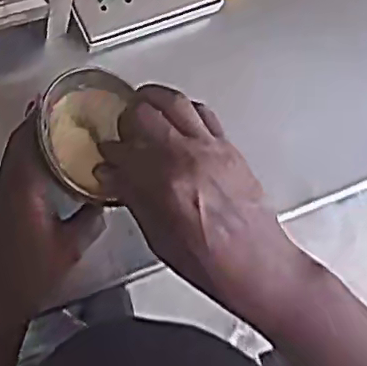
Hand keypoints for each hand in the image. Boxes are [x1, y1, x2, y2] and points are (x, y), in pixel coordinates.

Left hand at [0, 114, 105, 316]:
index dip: (39, 118)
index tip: (53, 99)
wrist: (4, 293)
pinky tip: (45, 151)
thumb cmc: (33, 270)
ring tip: (53, 120)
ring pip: (16, 149)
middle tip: (56, 103)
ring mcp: (3, 189)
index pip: (28, 140)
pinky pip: (15, 161)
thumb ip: (90, 218)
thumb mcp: (70, 245)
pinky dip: (28, 148)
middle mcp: (9, 181)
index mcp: (23, 185)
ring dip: (31, 132)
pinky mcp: (4, 198)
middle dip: (36, 119)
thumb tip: (103, 198)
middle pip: (19, 139)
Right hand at [95, 86, 315, 329]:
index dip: (109, 152)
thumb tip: (113, 176)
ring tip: (143, 104)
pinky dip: (184, 107)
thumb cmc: (214, 263)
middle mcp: (187, 157)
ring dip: (153, 99)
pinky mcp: (227, 146)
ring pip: (173, 101)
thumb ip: (133, 198)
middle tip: (122, 127)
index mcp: (165, 183)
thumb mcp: (159, 238)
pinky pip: (201, 112)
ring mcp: (209, 147)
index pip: (123, 151)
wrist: (259, 267)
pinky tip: (177, 115)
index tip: (106, 154)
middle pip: (144, 113)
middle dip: (126, 117)